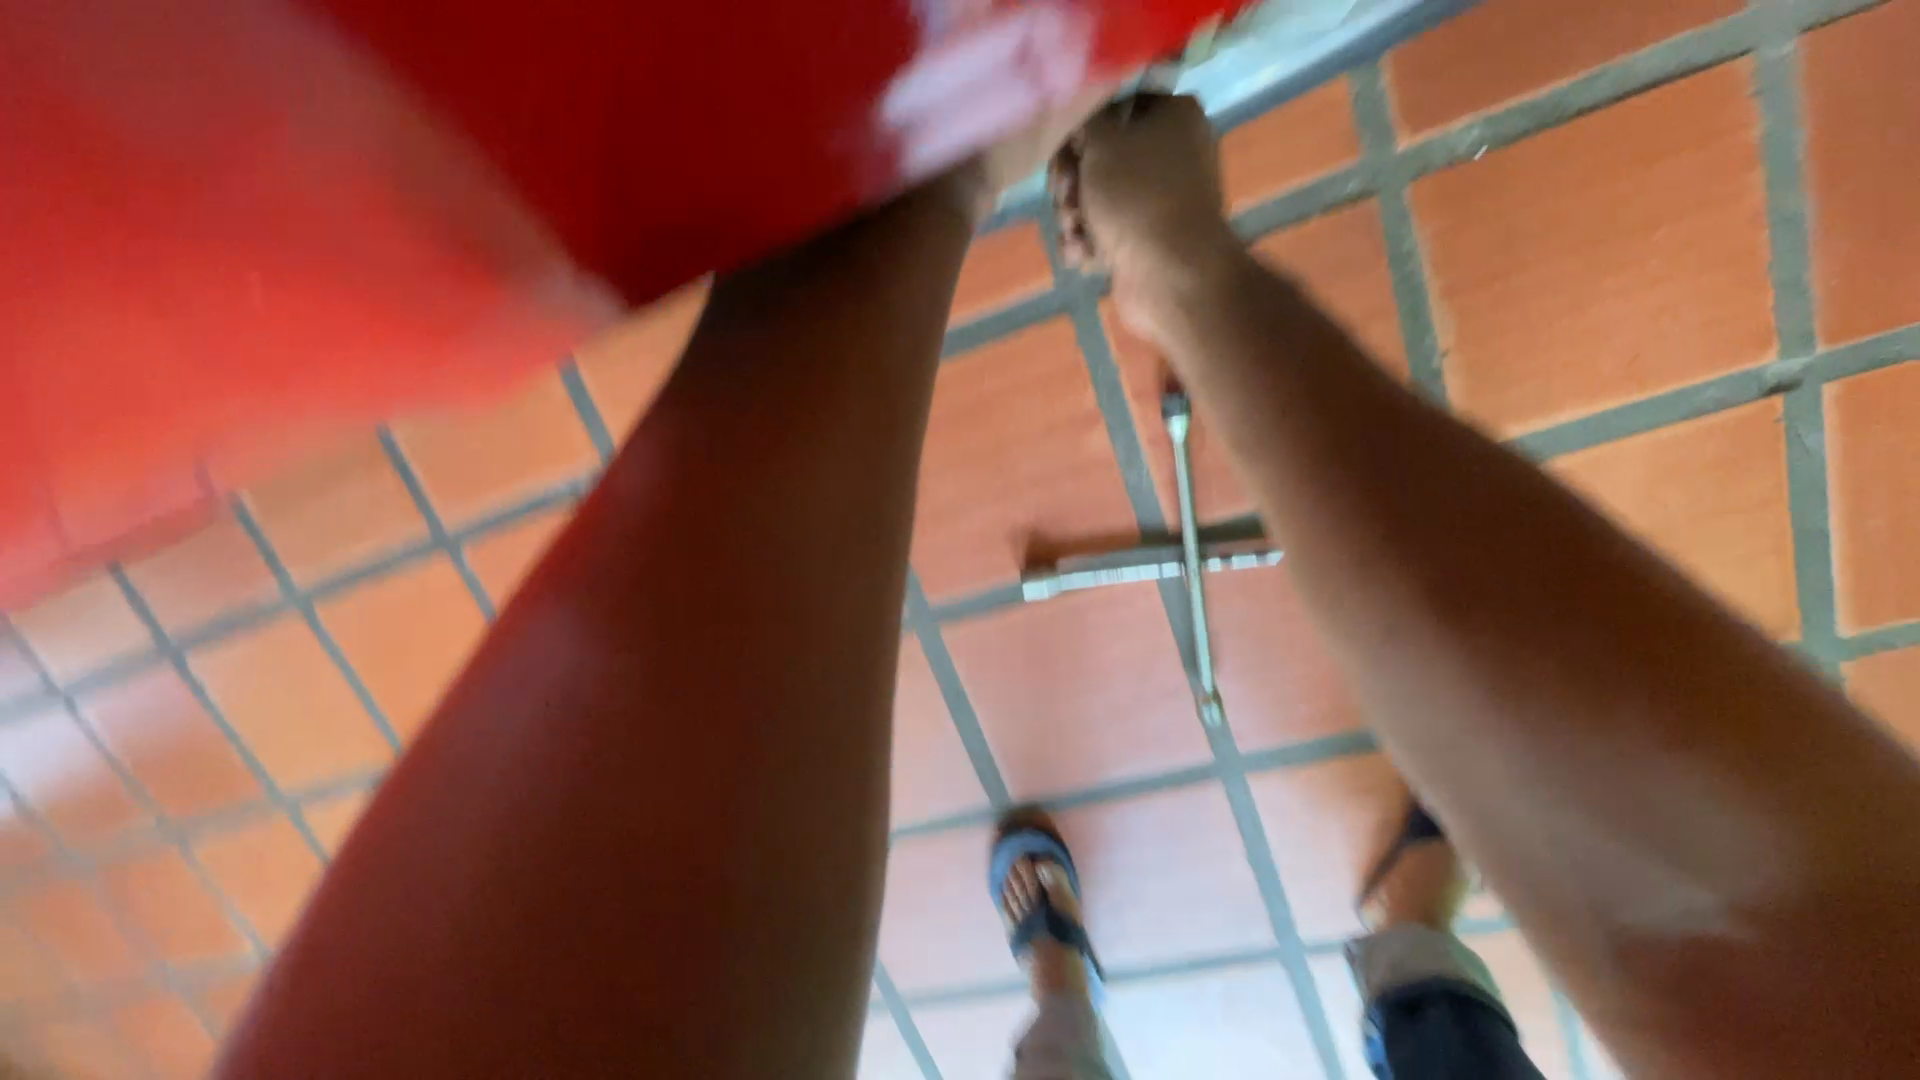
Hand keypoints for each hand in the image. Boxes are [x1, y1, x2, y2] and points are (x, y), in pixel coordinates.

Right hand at [1051, 93, 1239, 347]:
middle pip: (1104, 156)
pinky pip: (1110, 230)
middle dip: (1073, 180)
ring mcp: (1163, 200)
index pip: (1117, 106)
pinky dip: (1091, 242)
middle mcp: (1175, 152)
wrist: (1172, 274)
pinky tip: (1082, 255)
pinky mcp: (1150, 239)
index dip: (1083, 128)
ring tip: (1073, 232)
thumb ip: (1086, 121)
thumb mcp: (1102, 142)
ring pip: (1101, 197)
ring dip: (1075, 215)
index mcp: (1175, 115)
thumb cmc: (1138, 196)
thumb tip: (1085, 124)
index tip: (1065, 150)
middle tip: (1063, 196)